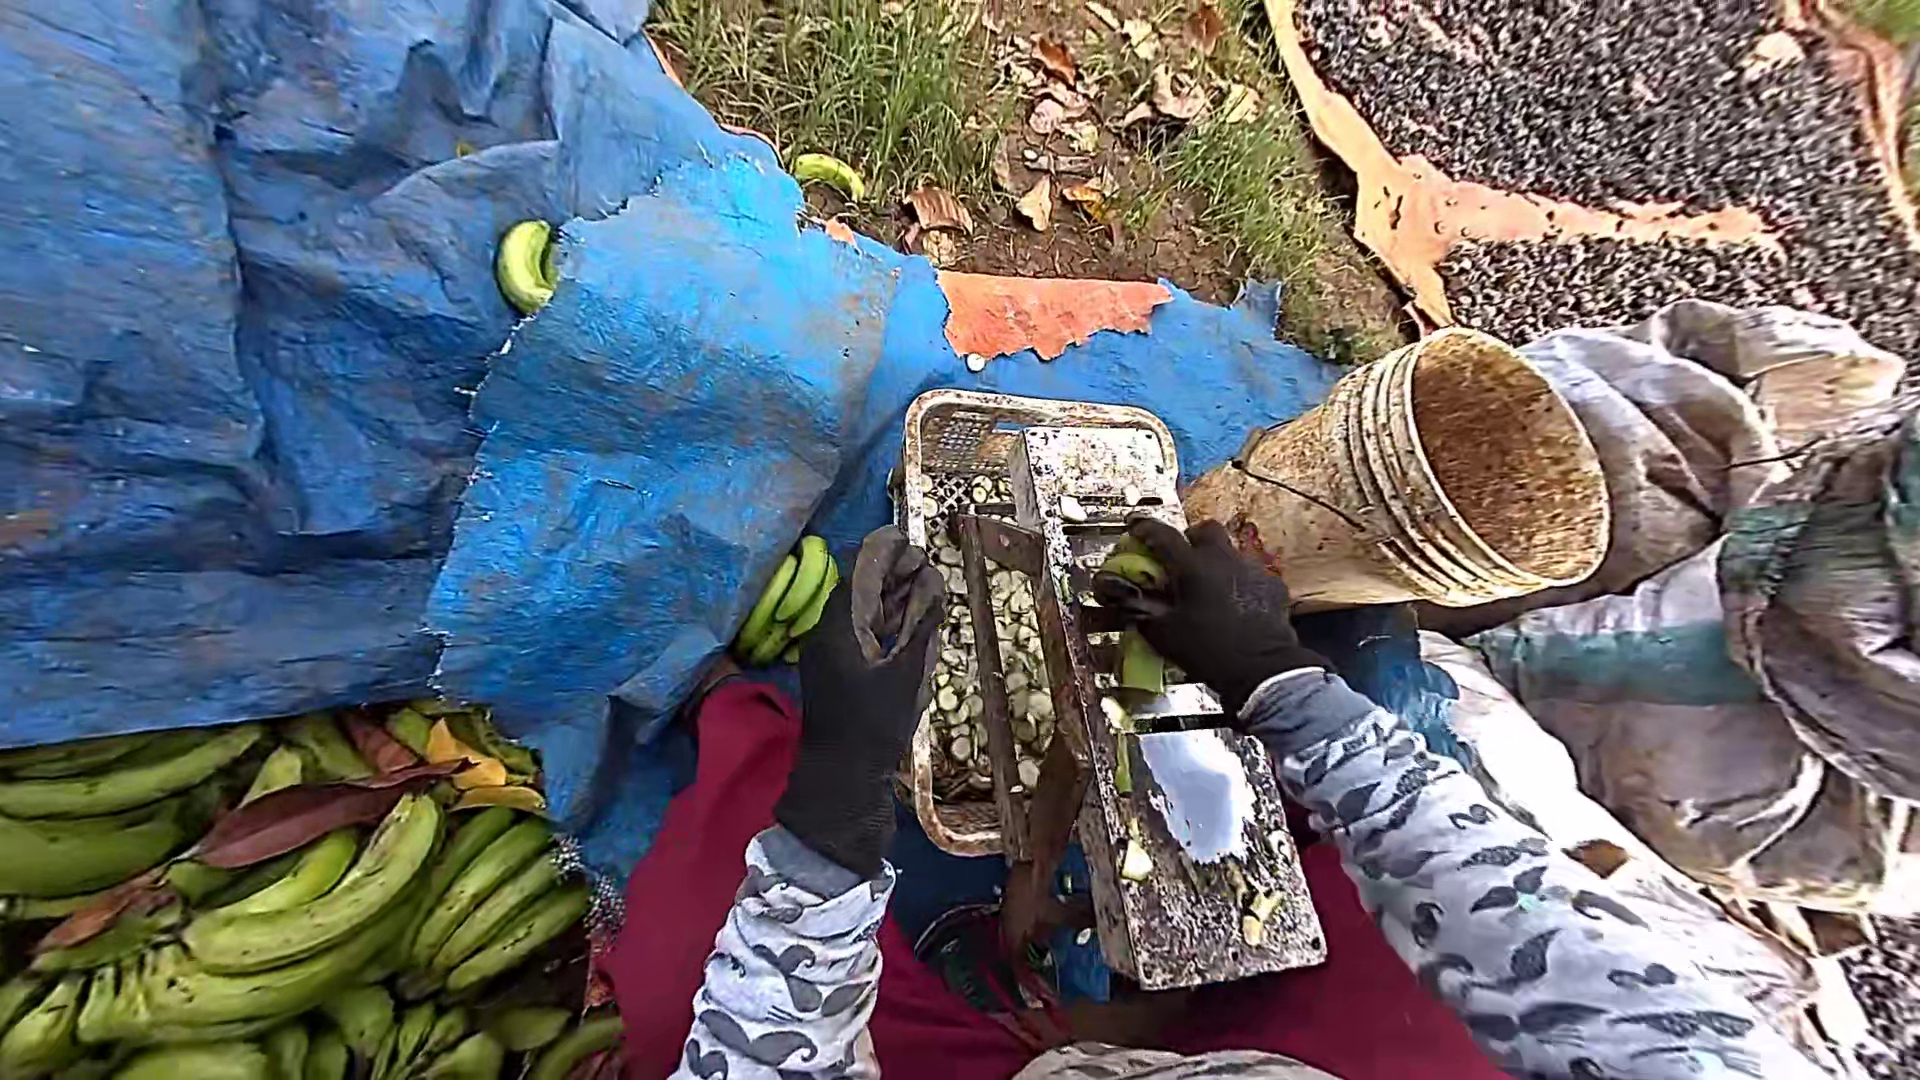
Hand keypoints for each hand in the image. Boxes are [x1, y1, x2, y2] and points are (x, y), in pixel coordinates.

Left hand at [773, 526, 945, 877]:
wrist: (841, 776)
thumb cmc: (875, 724)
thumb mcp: (908, 672)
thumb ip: (922, 623)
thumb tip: (933, 581)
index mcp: (839, 626)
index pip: (860, 571)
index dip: (885, 551)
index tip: (908, 537)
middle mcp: (828, 631)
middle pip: (859, 586)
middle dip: (891, 570)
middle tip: (923, 563)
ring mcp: (829, 649)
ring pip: (860, 608)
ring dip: (888, 593)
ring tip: (921, 583)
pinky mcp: (836, 666)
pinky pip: (859, 629)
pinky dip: (883, 618)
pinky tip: (905, 616)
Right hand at [1092, 517, 1324, 715]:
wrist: (1263, 671)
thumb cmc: (1208, 651)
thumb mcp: (1162, 633)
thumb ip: (1138, 609)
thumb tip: (1118, 595)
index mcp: (1192, 566)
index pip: (1161, 534)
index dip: (1143, 528)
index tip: (1133, 527)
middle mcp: (1223, 559)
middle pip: (1203, 530)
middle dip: (1189, 538)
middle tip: (1179, 558)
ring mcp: (1252, 570)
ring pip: (1229, 550)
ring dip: (1214, 560)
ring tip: (1206, 584)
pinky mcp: (1272, 586)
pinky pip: (1250, 572)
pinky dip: (1237, 580)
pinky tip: (1232, 602)